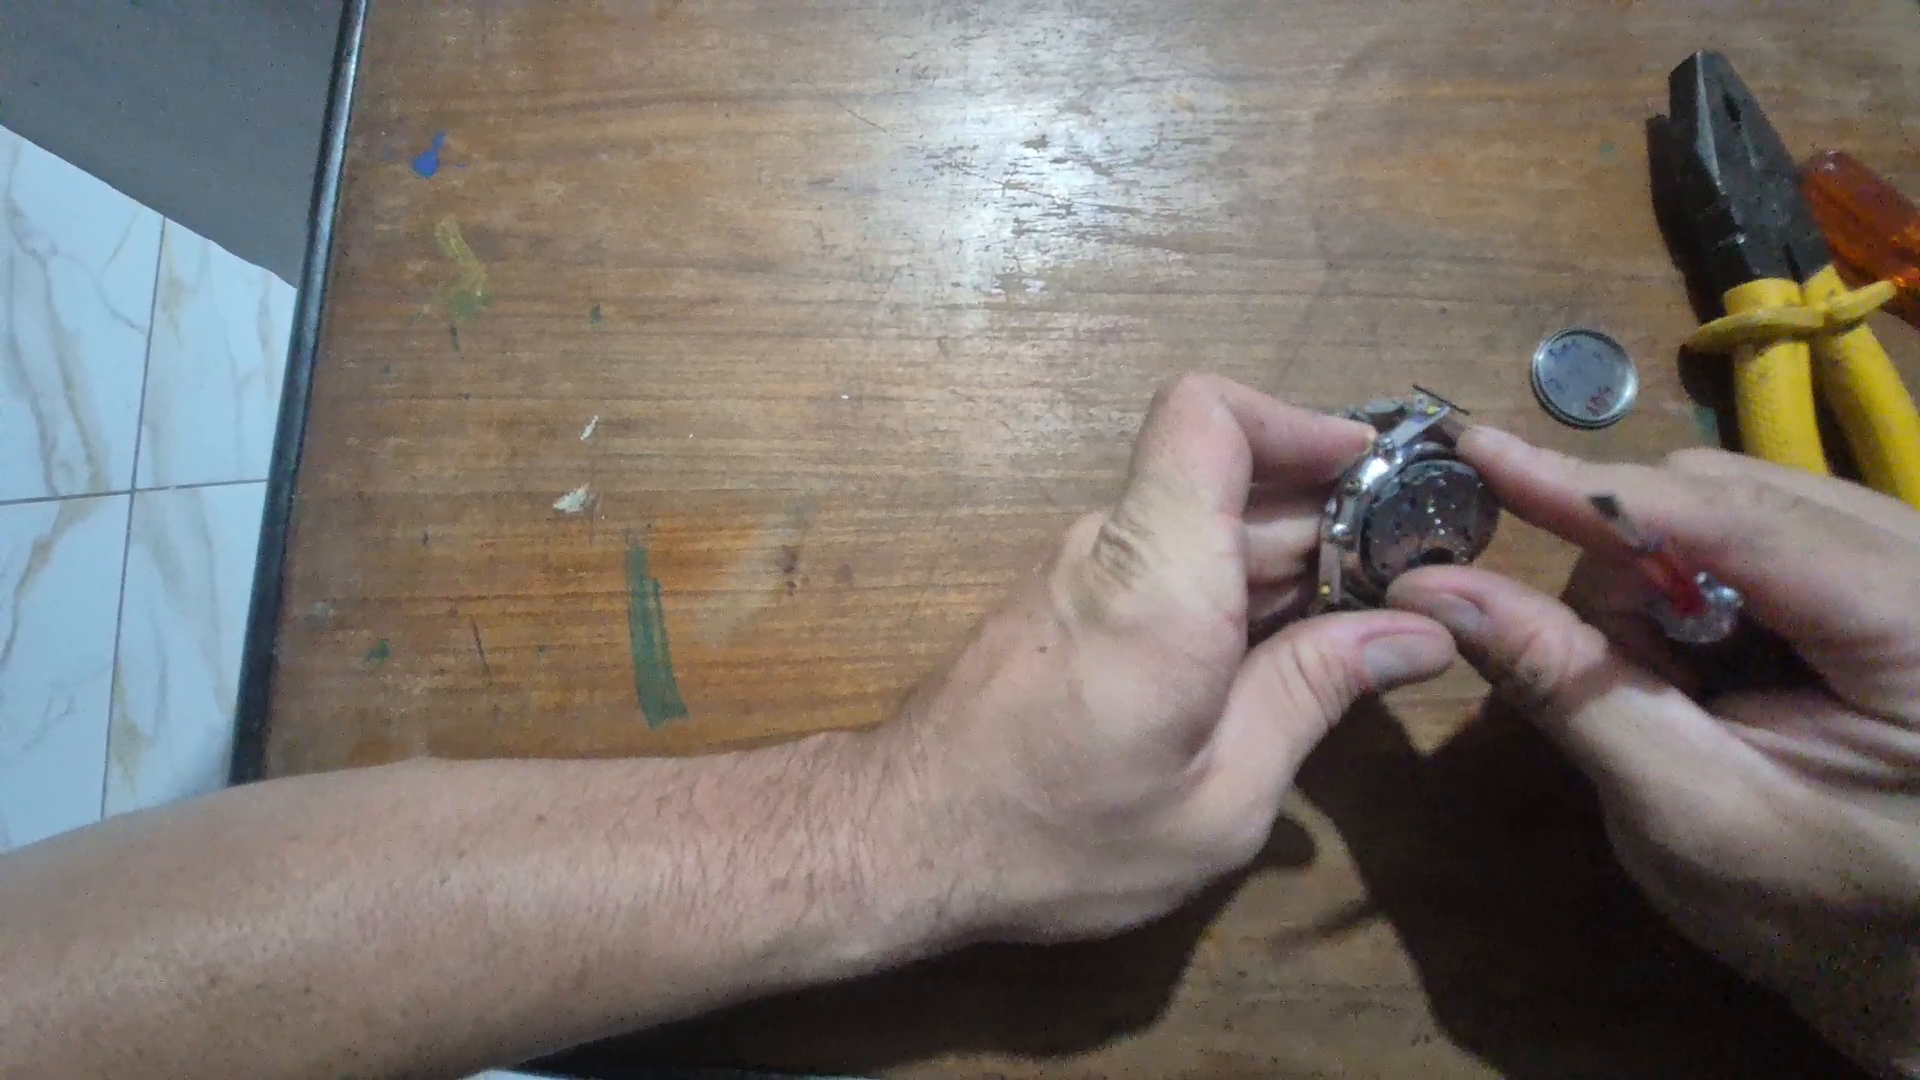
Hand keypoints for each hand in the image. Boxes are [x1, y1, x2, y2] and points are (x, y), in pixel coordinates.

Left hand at [884, 375, 1456, 942]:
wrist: (914, 835)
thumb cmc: (1063, 837)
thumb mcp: (1218, 797)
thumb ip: (1310, 694)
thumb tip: (1412, 632)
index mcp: (1154, 578)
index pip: (1204, 415)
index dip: (1293, 420)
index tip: (1370, 472)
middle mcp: (1107, 547)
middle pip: (1225, 476)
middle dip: (1321, 512)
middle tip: (1405, 583)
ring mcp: (1074, 567)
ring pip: (1196, 521)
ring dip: (1277, 557)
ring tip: (1353, 628)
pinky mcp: (1060, 597)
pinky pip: (1159, 560)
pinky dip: (1224, 585)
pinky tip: (1266, 653)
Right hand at [1386, 430, 1919, 1076]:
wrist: (1919, 959)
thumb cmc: (1816, 911)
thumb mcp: (1674, 803)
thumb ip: (1558, 682)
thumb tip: (1425, 586)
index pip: (1739, 525)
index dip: (1590, 486)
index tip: (1473, 450)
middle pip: (1725, 500)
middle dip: (1626, 571)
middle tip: (1621, 672)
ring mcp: (1917, 571)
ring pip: (1724, 508)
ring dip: (1647, 583)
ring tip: (1668, 684)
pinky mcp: (1885, 578)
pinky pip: (1743, 532)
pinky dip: (1675, 586)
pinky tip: (1697, 656)